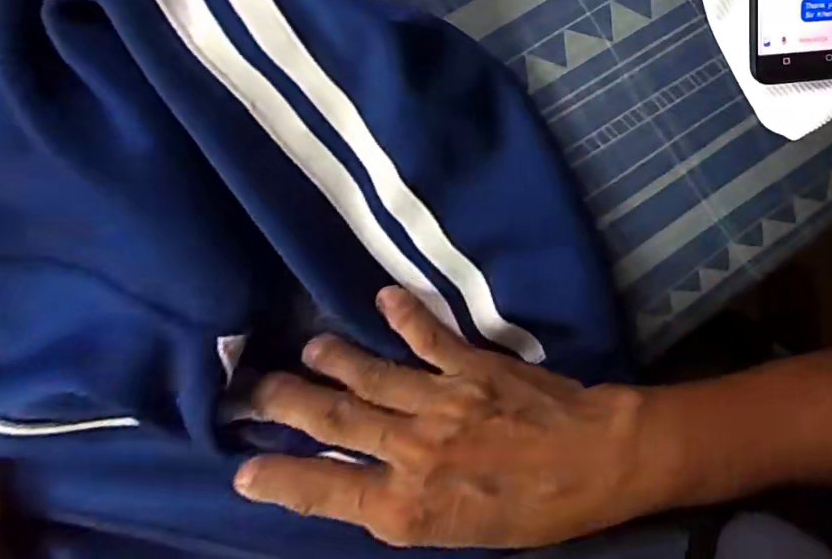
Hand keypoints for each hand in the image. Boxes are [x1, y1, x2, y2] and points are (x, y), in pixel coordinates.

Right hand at [233, 287, 652, 548]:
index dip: (279, 479)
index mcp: (404, 507)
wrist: (588, 459)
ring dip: (336, 361)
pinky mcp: (475, 366)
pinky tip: (384, 297)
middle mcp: (413, 451)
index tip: (242, 468)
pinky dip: (406, 316)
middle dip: (290, 407)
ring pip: (374, 376)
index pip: (322, 491)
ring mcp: (443, 401)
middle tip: (253, 390)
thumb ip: (405, 508)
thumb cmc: (526, 509)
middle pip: (337, 423)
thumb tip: (363, 487)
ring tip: (306, 348)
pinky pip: (432, 337)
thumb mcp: (454, 534)